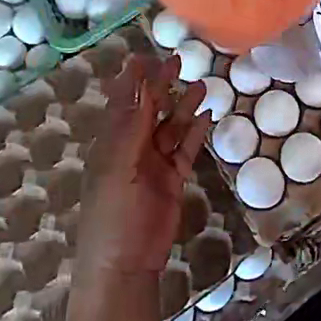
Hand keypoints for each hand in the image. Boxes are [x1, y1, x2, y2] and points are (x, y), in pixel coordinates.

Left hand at [75, 54, 207, 279]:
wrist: (126, 265)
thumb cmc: (113, 214)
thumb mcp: (118, 165)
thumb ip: (132, 125)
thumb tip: (140, 82)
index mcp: (112, 142)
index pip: (123, 101)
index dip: (133, 78)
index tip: (147, 55)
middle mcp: (132, 147)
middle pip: (150, 109)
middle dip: (162, 85)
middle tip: (179, 62)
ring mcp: (154, 163)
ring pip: (172, 126)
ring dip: (184, 106)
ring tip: (202, 84)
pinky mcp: (173, 179)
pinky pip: (186, 148)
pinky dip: (196, 132)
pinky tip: (208, 115)